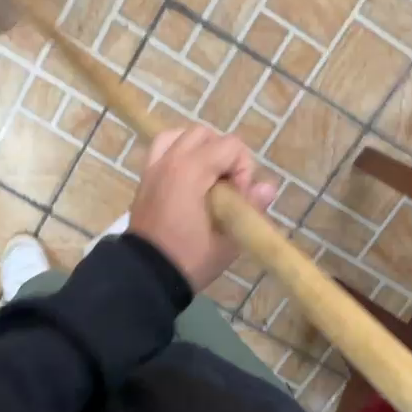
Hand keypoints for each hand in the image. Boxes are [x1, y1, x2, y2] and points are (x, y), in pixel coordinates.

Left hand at [130, 126, 275, 290]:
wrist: (146, 276)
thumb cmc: (189, 260)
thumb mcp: (228, 240)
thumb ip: (250, 208)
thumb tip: (268, 187)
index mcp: (190, 171)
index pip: (231, 146)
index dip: (243, 169)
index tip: (239, 198)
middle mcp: (169, 161)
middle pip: (206, 135)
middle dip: (224, 156)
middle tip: (227, 188)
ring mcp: (153, 168)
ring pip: (181, 136)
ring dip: (200, 149)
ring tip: (207, 178)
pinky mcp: (144, 178)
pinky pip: (161, 148)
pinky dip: (177, 153)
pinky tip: (187, 178)